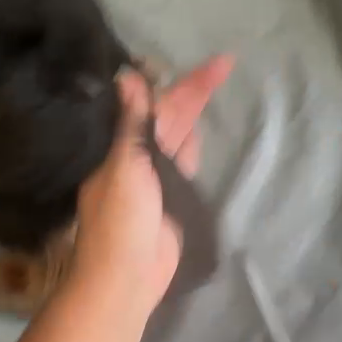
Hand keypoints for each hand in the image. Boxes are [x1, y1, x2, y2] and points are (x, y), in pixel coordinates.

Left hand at [70, 56, 232, 313]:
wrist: (125, 278)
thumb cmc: (120, 222)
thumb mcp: (124, 168)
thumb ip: (132, 125)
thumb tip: (127, 77)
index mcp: (117, 148)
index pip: (150, 106)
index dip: (177, 84)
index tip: (201, 63)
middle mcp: (132, 159)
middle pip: (166, 118)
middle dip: (192, 93)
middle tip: (224, 64)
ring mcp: (151, 180)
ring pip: (174, 138)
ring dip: (189, 113)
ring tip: (209, 82)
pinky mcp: (167, 201)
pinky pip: (180, 166)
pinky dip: (189, 146)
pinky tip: (196, 131)